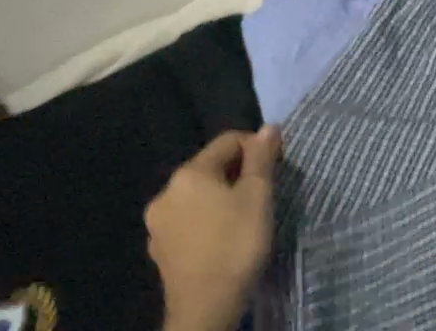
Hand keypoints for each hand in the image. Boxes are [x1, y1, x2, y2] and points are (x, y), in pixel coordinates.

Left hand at [147, 126, 281, 330]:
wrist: (205, 306)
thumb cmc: (236, 242)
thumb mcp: (258, 194)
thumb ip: (261, 157)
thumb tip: (267, 128)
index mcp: (189, 174)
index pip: (229, 141)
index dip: (257, 146)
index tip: (277, 165)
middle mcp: (165, 193)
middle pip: (210, 166)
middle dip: (239, 171)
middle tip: (264, 190)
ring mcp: (158, 224)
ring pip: (199, 194)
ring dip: (223, 195)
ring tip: (246, 213)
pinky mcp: (159, 249)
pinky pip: (189, 218)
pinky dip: (208, 217)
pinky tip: (225, 234)